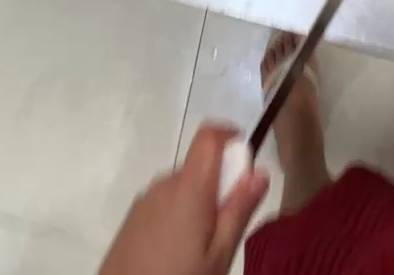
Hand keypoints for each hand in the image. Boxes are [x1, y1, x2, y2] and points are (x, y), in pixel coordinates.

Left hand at [99, 124, 269, 274]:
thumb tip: (260, 170)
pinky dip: (179, 215)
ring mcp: (145, 200)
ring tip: (201, 249)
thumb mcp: (218, 255)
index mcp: (188, 187)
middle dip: (219, 187)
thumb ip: (239, 210)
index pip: (208, 136)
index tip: (246, 161)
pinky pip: (165, 202)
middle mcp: (164, 184)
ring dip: (199, 204)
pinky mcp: (133, 217)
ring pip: (183, 187)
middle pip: (199, 166)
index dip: (230, 137)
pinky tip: (177, 252)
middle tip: (227, 229)